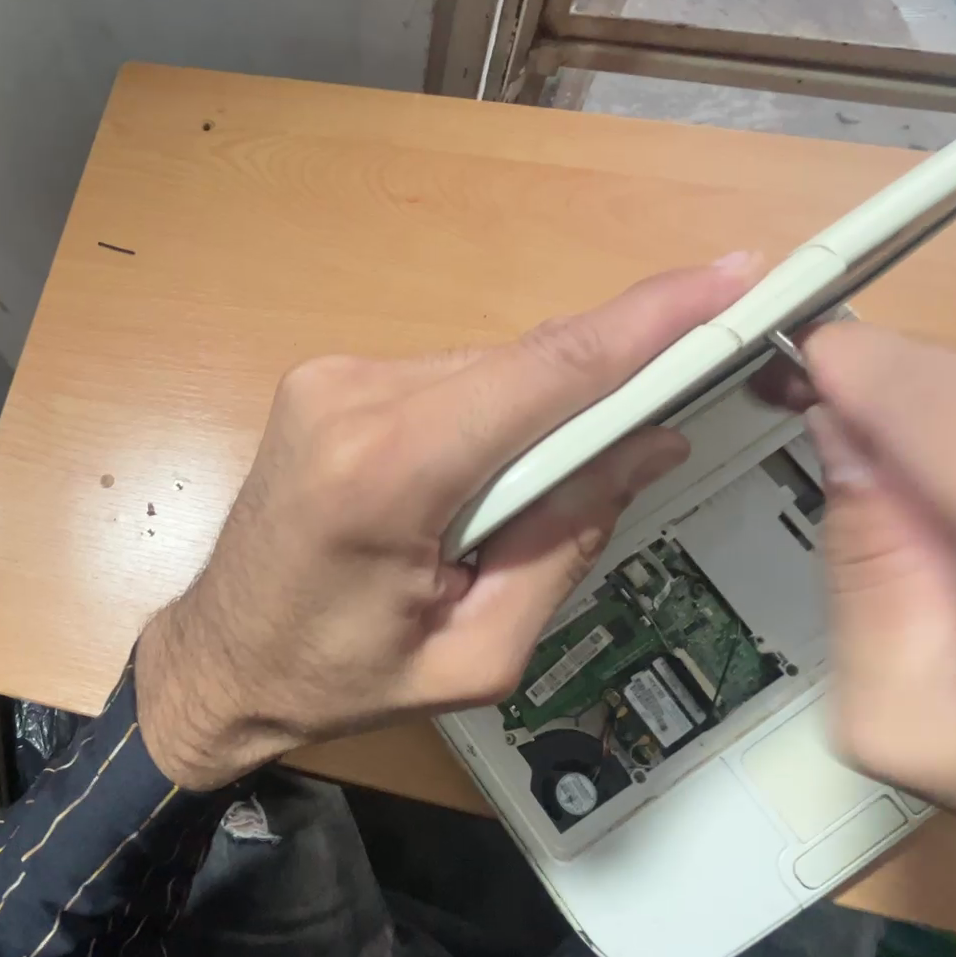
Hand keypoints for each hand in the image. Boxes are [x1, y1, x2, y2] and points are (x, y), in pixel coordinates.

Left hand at [134, 256, 763, 789]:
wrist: (222, 660)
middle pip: (517, 369)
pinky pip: (438, 382)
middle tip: (638, 444)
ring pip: (480, 372)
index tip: (734, 278)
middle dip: (589, 401)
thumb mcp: (475, 652)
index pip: (544, 373)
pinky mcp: (319, 382)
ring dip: (526, 418)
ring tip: (507, 506)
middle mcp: (349, 397)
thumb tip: (644, 444)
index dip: (647, 323)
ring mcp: (326, 379)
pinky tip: (464, 483)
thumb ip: (565, 544)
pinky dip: (477, 417)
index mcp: (384, 471)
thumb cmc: (338, 678)